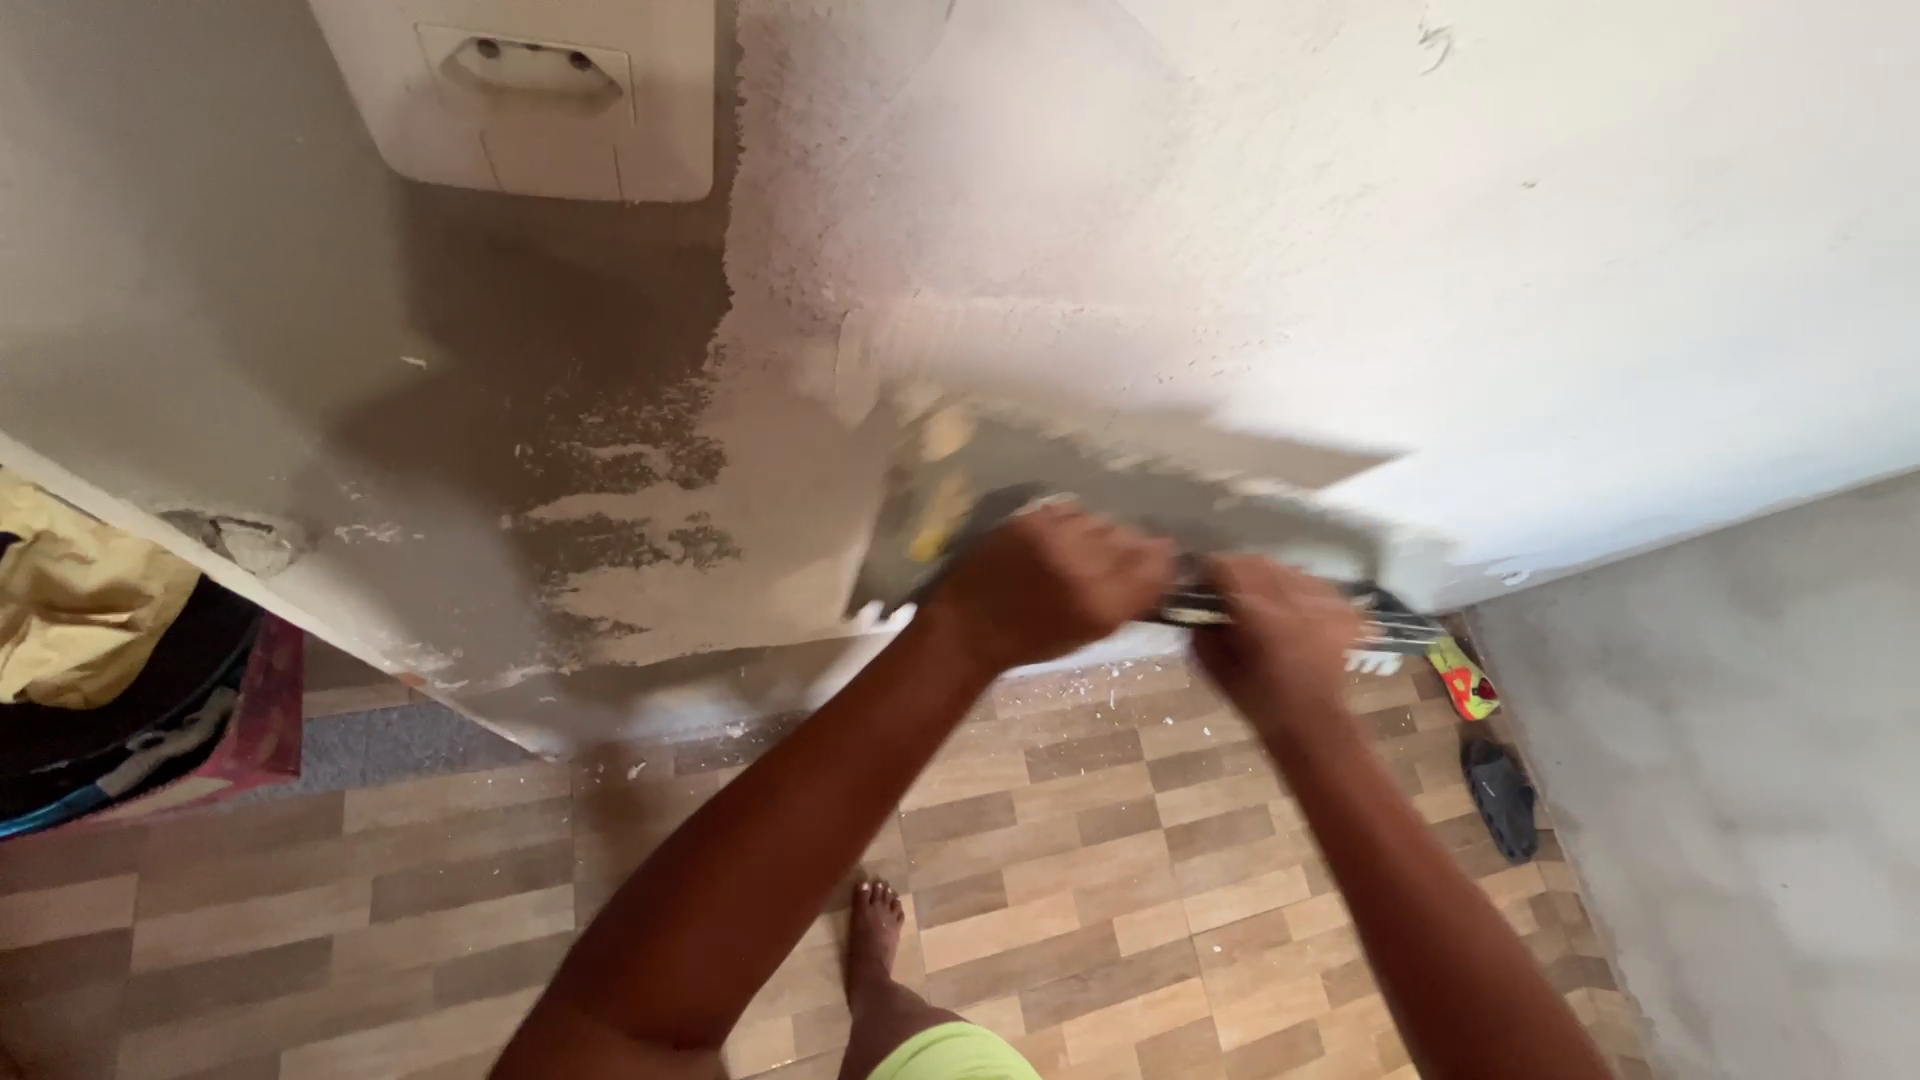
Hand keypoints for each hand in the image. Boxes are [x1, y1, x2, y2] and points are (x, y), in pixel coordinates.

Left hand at [921, 499, 1175, 675]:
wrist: (968, 627)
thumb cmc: (1031, 641)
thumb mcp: (1088, 634)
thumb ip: (1127, 600)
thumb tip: (1156, 565)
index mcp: (1103, 607)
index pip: (1157, 566)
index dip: (1161, 558)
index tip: (1158, 557)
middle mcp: (1085, 568)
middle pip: (1131, 538)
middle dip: (1129, 546)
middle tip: (1113, 557)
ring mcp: (1056, 540)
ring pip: (1102, 520)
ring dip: (1098, 533)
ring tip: (1081, 548)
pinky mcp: (1030, 521)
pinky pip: (1070, 508)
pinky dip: (1071, 521)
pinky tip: (1059, 537)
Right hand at [1190, 555, 1361, 749]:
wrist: (1312, 724)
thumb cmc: (1258, 701)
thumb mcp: (1214, 669)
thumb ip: (1202, 631)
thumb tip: (1200, 605)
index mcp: (1260, 616)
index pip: (1228, 568)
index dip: (1209, 569)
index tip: (1201, 580)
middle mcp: (1294, 602)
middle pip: (1258, 562)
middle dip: (1236, 569)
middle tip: (1224, 585)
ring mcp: (1323, 605)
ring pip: (1286, 568)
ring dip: (1265, 575)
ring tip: (1256, 594)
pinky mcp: (1342, 611)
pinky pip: (1312, 582)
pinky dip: (1293, 586)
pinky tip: (1286, 603)